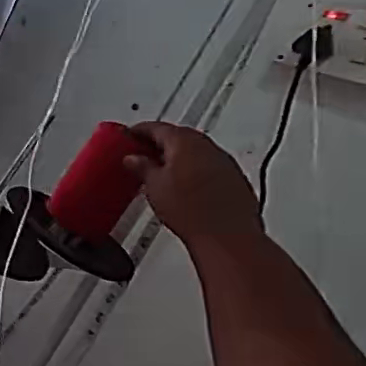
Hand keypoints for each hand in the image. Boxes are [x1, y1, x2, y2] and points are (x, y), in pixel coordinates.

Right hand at [123, 122, 262, 248]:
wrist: (227, 238)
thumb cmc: (193, 211)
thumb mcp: (152, 185)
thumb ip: (141, 166)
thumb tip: (135, 160)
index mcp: (185, 142)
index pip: (156, 127)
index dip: (137, 131)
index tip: (128, 136)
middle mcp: (209, 148)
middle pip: (178, 136)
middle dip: (159, 143)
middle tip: (141, 153)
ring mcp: (226, 164)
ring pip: (196, 152)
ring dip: (177, 157)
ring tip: (160, 172)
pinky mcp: (236, 181)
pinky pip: (210, 167)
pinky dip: (194, 170)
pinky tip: (183, 186)